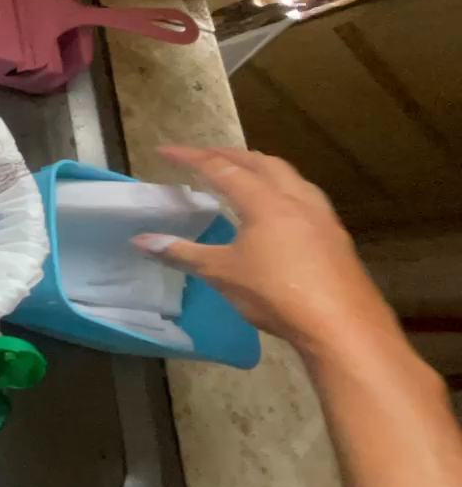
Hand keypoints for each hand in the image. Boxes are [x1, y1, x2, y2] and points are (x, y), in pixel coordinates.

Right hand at [133, 146, 395, 361]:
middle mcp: (299, 205)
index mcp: (267, 204)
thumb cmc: (277, 295)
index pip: (222, 168)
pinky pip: (307, 200)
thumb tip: (139, 241)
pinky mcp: (338, 243)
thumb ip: (179, 251)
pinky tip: (275, 211)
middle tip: (202, 157)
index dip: (190, 157)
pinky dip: (282, 191)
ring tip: (241, 175)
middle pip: (265, 165)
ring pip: (293, 180)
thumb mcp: (219, 272)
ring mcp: (325, 224)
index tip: (163, 151)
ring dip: (263, 170)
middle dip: (230, 155)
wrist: (347, 335)